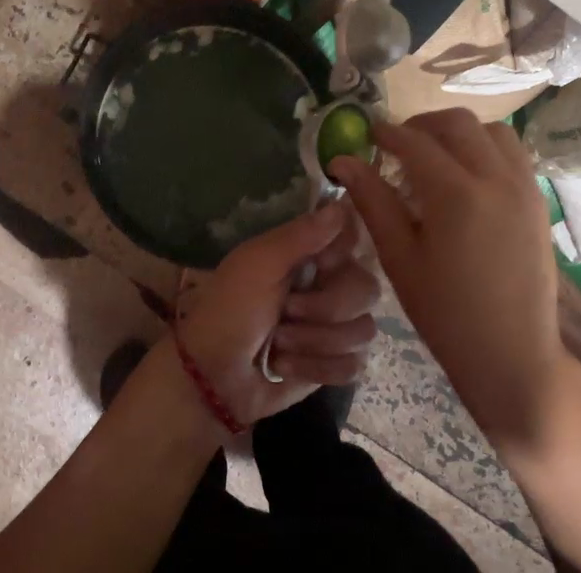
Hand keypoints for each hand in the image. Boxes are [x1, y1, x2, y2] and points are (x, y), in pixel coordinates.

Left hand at [169, 200, 379, 426]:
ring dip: (314, 341)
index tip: (316, 264)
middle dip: (324, 308)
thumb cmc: (230, 309)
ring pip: (363, 330)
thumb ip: (300, 235)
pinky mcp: (336, 364)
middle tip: (287, 311)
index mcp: (307, 254)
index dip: (339, 256)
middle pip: (366, 288)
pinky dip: (316, 368)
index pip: (353, 238)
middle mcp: (328, 284)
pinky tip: (285, 366)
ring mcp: (335, 326)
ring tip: (279, 343)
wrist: (214, 375)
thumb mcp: (257, 264)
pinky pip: (354, 364)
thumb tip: (341, 204)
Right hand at [330, 109, 564, 444]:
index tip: (366, 137)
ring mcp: (524, 188)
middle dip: (422, 125)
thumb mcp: (398, 257)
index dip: (385, 133)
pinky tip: (464, 179)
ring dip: (458, 133)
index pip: (414, 141)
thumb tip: (342, 161)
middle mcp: (496, 179)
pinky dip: (485, 149)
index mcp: (456, 193)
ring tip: (434, 158)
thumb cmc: (445, 312)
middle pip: (457, 123)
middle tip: (397, 145)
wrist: (513, 354)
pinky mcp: (538, 202)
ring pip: (492, 131)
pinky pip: (513, 154)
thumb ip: (372, 200)